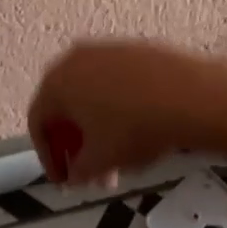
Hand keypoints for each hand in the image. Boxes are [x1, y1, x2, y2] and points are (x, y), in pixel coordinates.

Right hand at [27, 41, 226, 184]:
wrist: (188, 95)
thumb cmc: (136, 126)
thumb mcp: (100, 161)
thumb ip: (78, 171)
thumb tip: (75, 173)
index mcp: (56, 82)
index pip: (38, 122)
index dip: (47, 156)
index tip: (62, 178)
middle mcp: (74, 59)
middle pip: (63, 105)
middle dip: (74, 142)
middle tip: (87, 171)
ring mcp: (105, 50)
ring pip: (89, 93)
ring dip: (95, 125)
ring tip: (115, 157)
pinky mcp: (132, 49)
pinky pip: (111, 81)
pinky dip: (114, 106)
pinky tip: (134, 129)